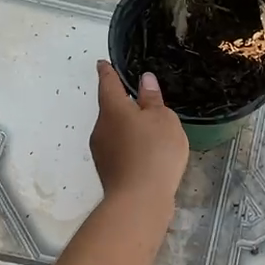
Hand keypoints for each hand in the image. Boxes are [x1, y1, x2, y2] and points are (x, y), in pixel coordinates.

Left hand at [90, 60, 187, 203]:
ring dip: (128, 128)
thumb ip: (152, 99)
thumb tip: (144, 81)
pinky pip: (119, 150)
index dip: (107, 71)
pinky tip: (147, 154)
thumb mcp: (163, 120)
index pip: (108, 82)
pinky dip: (130, 147)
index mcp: (112, 108)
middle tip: (142, 102)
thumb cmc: (154, 152)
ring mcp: (101, 151)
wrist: (139, 200)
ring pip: (114, 131)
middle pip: (110, 109)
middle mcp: (100, 127)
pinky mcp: (108, 171)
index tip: (103, 63)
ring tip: (151, 132)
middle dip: (124, 105)